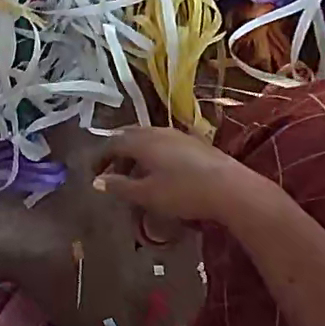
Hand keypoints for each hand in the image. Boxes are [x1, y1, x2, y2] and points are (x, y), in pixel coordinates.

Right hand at [93, 127, 276, 226]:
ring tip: (133, 175)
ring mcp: (179, 136)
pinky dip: (152, 155)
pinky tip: (159, 172)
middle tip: (110, 172)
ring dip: (135, 155)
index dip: (100, 157)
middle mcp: (159, 132)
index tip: (93, 173)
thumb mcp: (146, 194)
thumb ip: (119, 186)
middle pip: (130, 136)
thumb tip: (97, 181)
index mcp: (142, 141)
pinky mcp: (196, 144)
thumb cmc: (183, 192)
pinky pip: (164, 144)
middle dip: (117, 153)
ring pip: (148, 139)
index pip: (112, 143)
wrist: (231, 189)